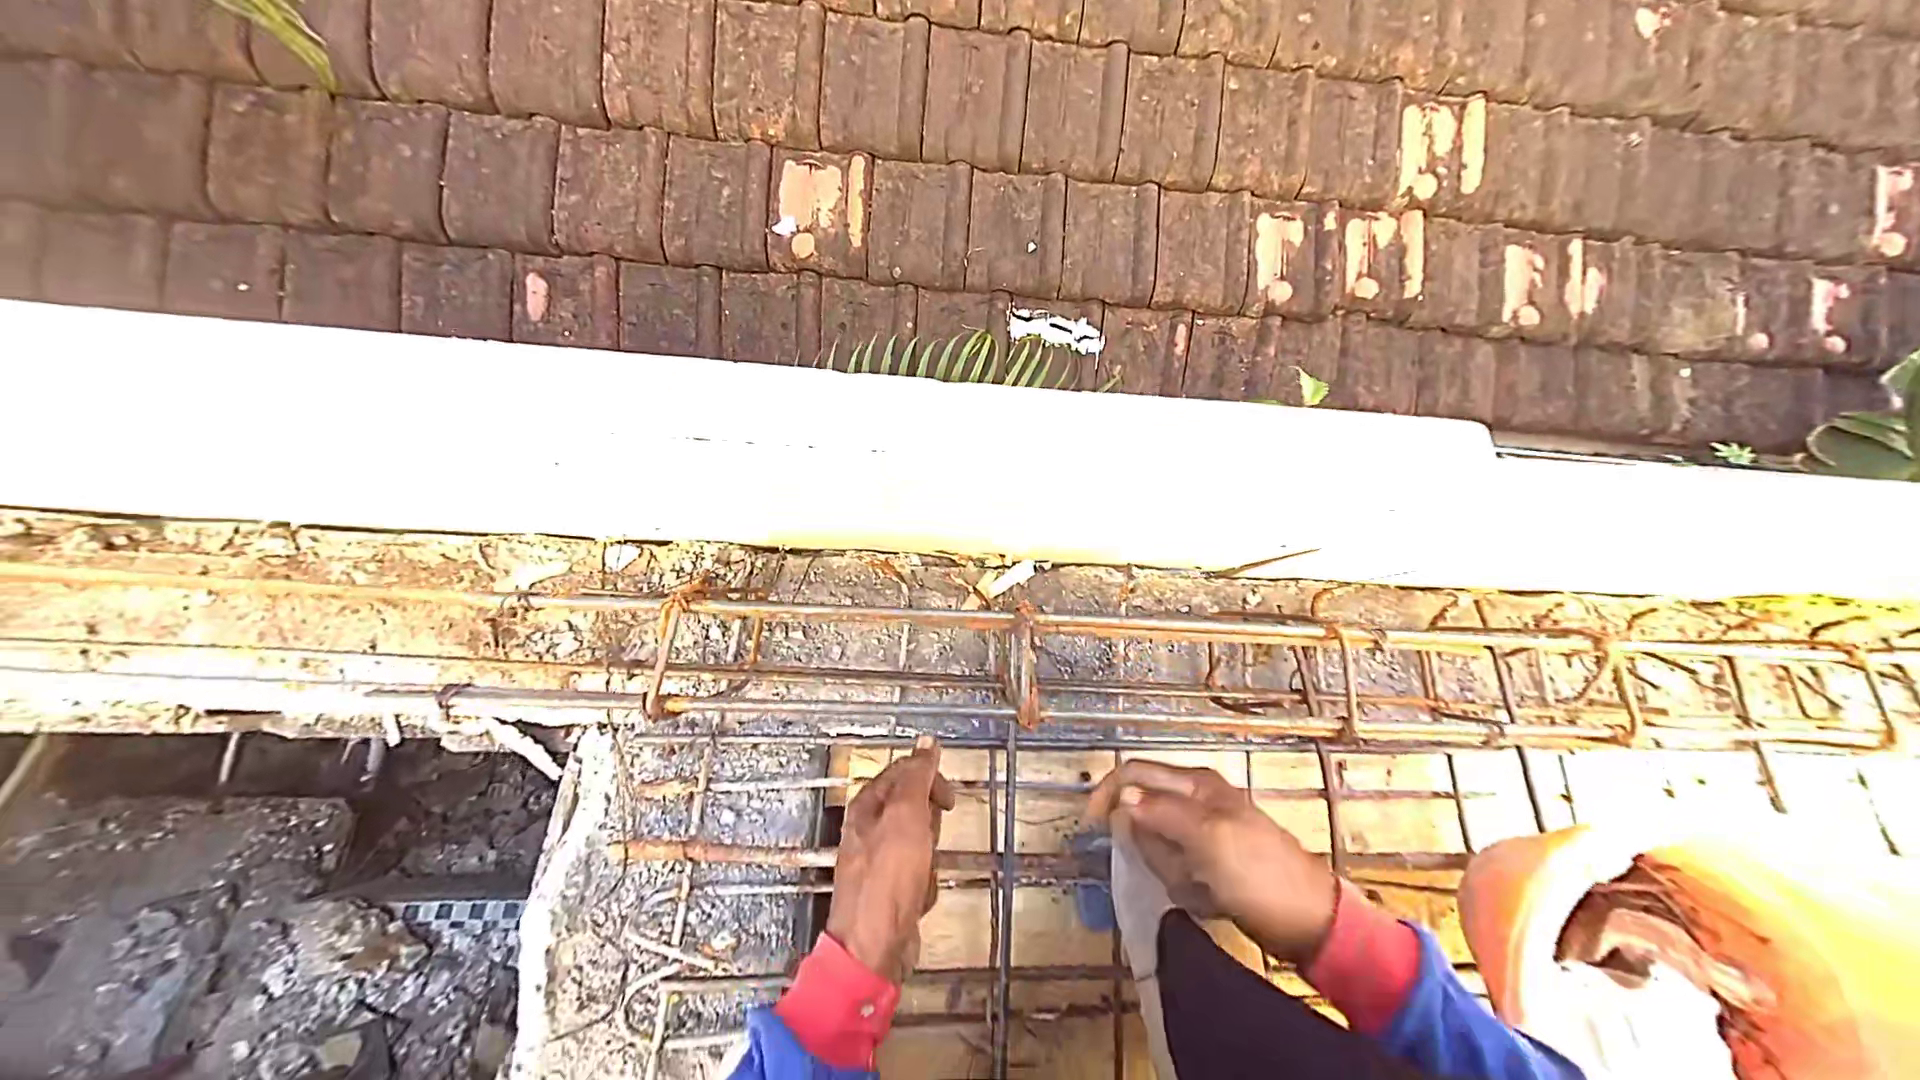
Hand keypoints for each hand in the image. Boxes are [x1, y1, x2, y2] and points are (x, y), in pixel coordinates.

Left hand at [825, 738, 955, 981]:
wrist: (874, 947)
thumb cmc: (888, 876)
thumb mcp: (907, 815)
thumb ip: (917, 777)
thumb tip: (928, 742)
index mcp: (867, 804)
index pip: (904, 771)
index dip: (929, 778)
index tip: (947, 799)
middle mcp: (869, 828)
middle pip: (913, 805)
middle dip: (930, 824)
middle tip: (929, 839)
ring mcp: (878, 860)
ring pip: (920, 840)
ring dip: (931, 855)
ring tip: (923, 872)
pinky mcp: (890, 888)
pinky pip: (919, 872)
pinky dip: (926, 882)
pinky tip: (921, 895)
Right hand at [1086, 761, 1338, 963]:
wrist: (1309, 922)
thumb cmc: (1259, 873)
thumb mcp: (1207, 837)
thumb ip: (1161, 812)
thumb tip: (1121, 797)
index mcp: (1195, 783)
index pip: (1134, 773)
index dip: (1108, 793)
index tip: (1092, 826)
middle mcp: (1194, 800)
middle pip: (1142, 810)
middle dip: (1147, 843)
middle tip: (1170, 867)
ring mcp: (1201, 831)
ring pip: (1155, 843)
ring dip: (1166, 867)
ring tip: (1196, 885)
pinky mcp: (1207, 860)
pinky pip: (1173, 867)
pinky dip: (1181, 883)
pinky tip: (1206, 896)